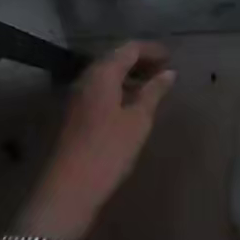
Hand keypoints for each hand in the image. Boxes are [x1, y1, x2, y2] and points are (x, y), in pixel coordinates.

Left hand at [27, 40, 175, 237]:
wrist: (68, 190)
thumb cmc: (109, 150)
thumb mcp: (138, 120)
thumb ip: (154, 92)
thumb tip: (168, 72)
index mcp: (103, 73)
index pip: (129, 49)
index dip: (151, 50)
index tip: (171, 57)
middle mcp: (87, 78)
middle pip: (115, 58)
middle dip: (140, 61)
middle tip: (163, 70)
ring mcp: (77, 97)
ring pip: (106, 75)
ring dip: (129, 75)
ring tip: (151, 86)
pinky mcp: (74, 114)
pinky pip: (99, 90)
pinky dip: (118, 89)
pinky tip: (131, 104)